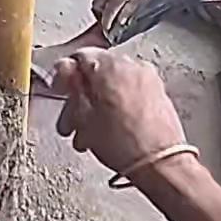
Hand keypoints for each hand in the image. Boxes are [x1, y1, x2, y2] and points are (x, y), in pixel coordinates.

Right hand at [48, 50, 187, 174]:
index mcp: (109, 65)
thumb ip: (72, 86)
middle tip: (73, 121)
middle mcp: (131, 65)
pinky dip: (116, 107)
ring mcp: (147, 79)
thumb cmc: (123, 143)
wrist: (159, 163)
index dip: (65, 76)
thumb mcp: (82, 115)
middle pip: (96, 73)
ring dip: (97, 105)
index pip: (79, 57)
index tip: (61, 92)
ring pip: (112, 85)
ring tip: (91, 133)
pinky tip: (110, 130)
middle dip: (81, 97)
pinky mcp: (158, 94)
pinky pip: (129, 93)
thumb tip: (65, 67)